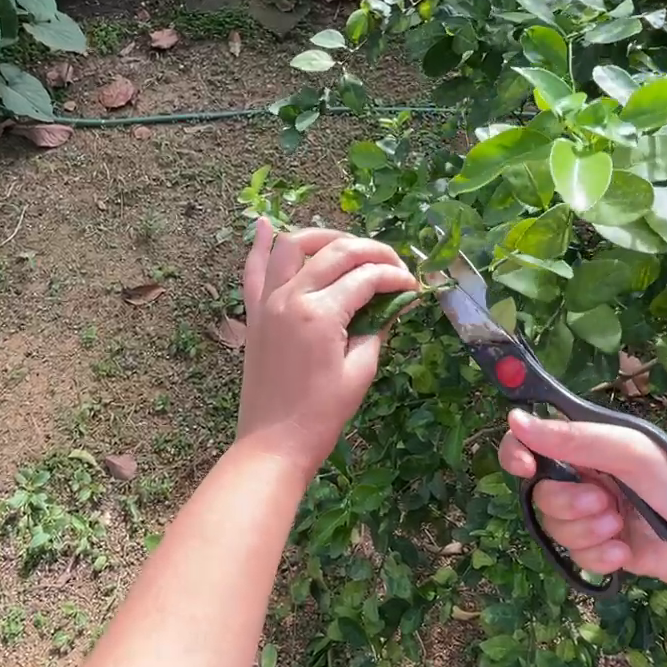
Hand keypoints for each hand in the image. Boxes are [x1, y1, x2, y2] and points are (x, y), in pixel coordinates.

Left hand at [237, 219, 416, 469]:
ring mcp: (267, 301)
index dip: (395, 276)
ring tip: (348, 244)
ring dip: (323, 236)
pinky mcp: (253, 313)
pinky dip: (259, 244)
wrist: (273, 443)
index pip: (365, 277)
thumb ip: (377, 327)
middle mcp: (290, 296)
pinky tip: (266, 223)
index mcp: (320, 313)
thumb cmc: (321, 415)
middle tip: (393, 264)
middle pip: (335, 252)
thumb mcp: (360, 371)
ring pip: (292, 245)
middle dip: (370, 250)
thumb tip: (394, 301)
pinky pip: (253, 269)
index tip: (413, 284)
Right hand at [497, 409, 666, 596]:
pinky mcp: (600, 547)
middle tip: (604, 504)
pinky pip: (574, 555)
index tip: (525, 468)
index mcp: (584, 443)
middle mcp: (581, 475)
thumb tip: (514, 419)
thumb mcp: (629, 451)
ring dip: (585, 530)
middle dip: (568, 503)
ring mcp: (589, 513)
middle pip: (539, 491)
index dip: (516, 452)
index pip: (529, 439)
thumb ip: (573, 438)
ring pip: (554, 525)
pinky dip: (596, 555)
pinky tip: (623, 553)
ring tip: (620, 527)